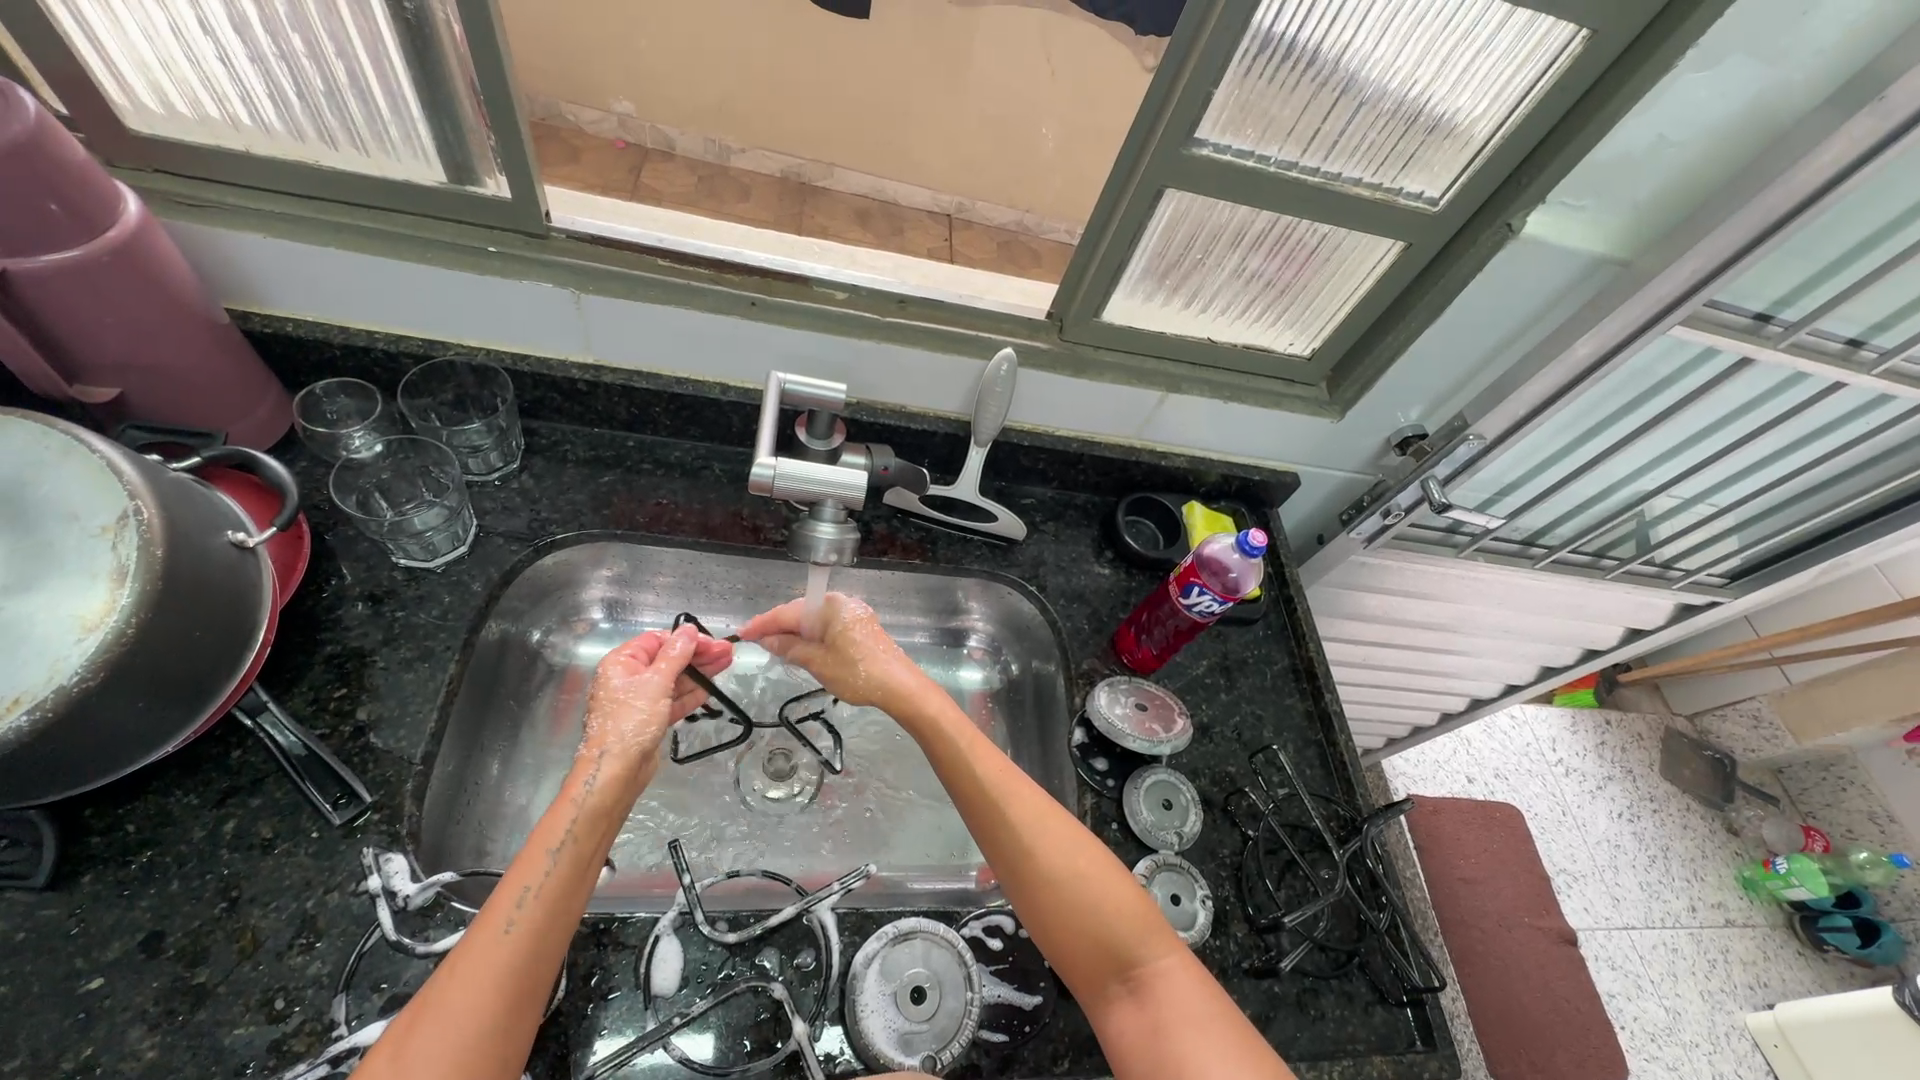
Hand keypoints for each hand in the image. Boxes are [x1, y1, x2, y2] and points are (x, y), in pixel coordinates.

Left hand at [580, 624, 732, 789]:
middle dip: (698, 655)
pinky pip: (674, 700)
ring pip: (675, 680)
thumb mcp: (656, 682)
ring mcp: (641, 700)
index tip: (713, 642)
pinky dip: (692, 694)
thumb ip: (676, 654)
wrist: (616, 772)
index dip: (686, 639)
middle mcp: (630, 678)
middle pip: (669, 659)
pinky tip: (712, 687)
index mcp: (622, 662)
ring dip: (700, 672)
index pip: (658, 640)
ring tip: (727, 663)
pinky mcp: (651, 719)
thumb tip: (689, 628)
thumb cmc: (631, 721)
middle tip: (728, 652)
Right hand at [737, 593, 932, 711]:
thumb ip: (790, 647)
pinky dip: (813, 636)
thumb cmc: (857, 673)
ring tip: (774, 646)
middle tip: (756, 641)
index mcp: (830, 605)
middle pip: (801, 612)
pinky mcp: (860, 627)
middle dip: (778, 626)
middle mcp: (842, 603)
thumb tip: (768, 640)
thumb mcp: (817, 662)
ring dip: (795, 633)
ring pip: (815, 620)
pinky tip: (802, 648)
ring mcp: (853, 614)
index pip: (787, 611)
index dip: (763, 623)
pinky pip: (828, 627)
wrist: (899, 686)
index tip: (743, 633)